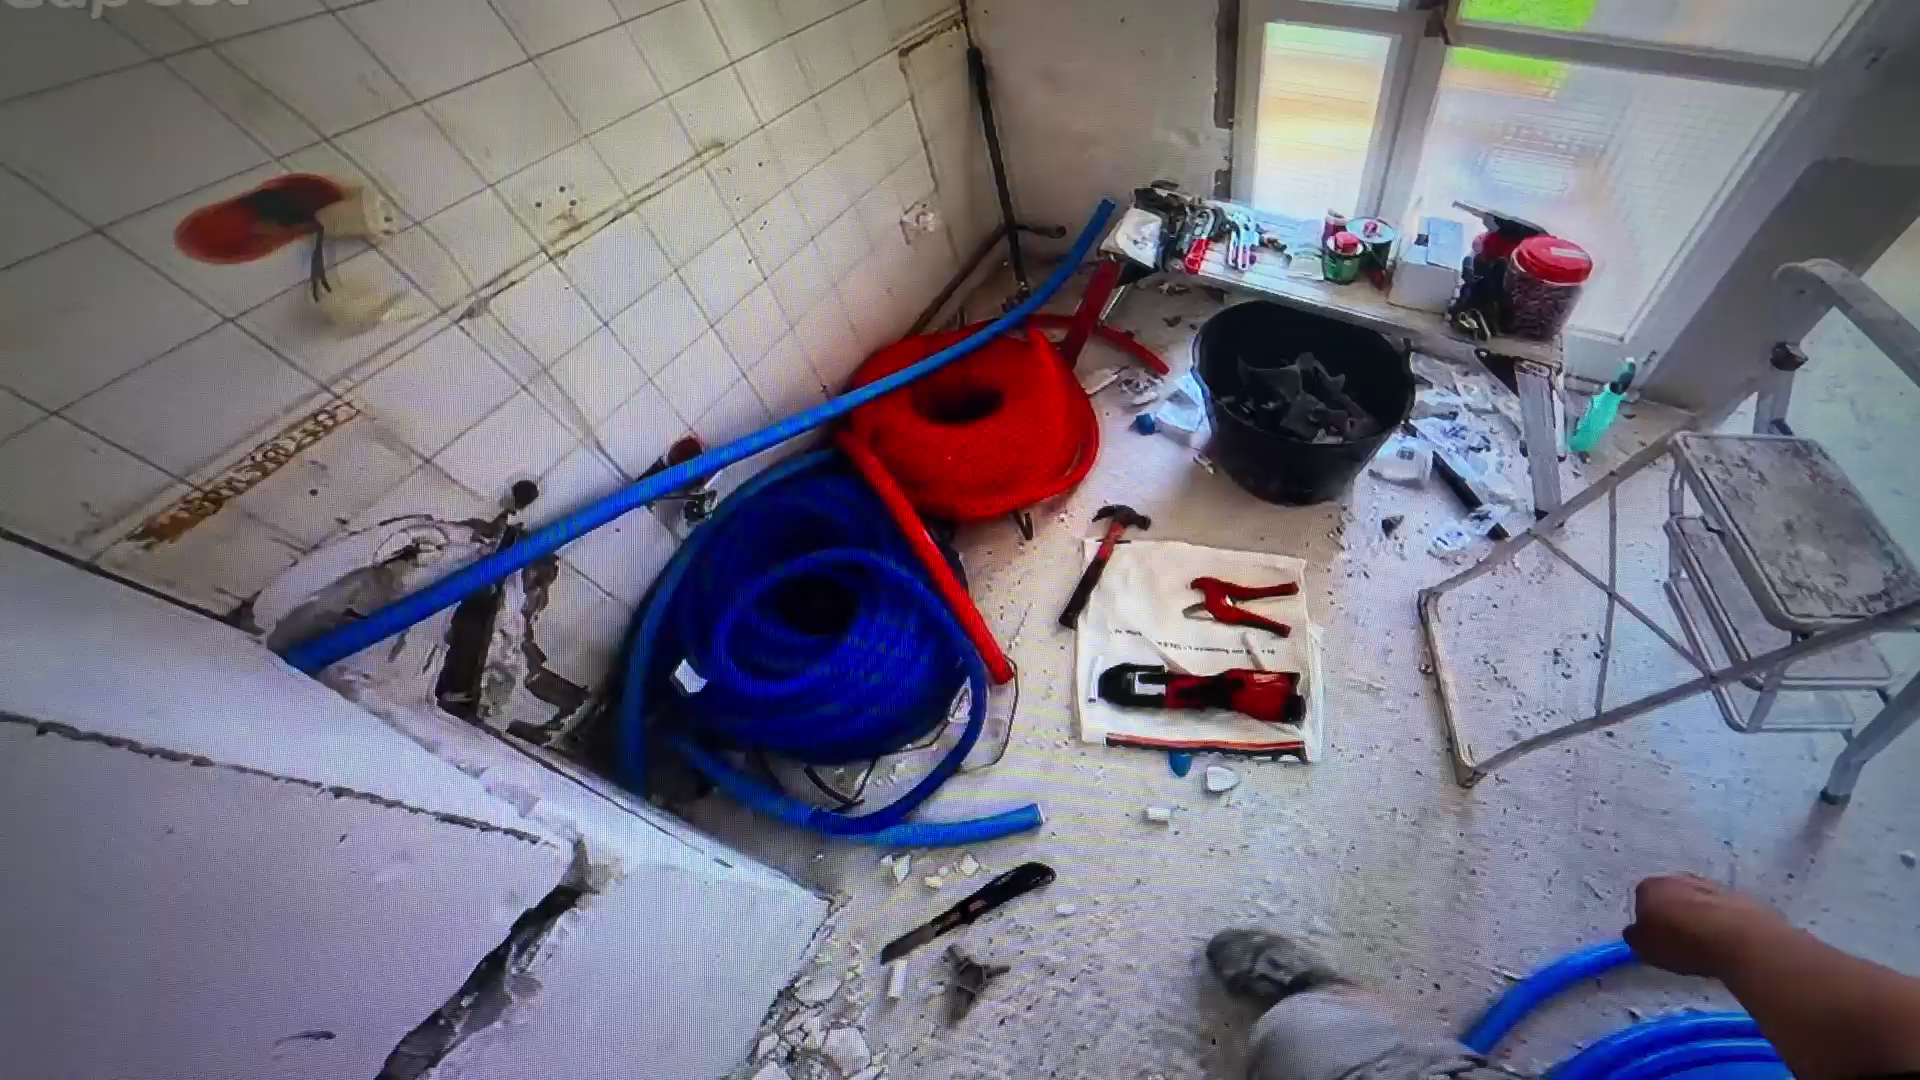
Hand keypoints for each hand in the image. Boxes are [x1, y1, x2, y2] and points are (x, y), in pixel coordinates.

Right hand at [1625, 875, 1794, 977]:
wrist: (1745, 943)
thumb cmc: (1685, 943)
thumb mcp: (1647, 948)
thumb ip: (1636, 938)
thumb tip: (1636, 934)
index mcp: (1649, 887)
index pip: (1642, 901)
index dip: (1650, 921)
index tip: (1660, 940)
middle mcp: (1677, 880)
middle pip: (1673, 898)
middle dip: (1677, 915)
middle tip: (1686, 942)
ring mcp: (1715, 888)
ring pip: (1704, 904)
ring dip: (1705, 919)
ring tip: (1714, 946)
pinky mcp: (1748, 901)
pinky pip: (1731, 914)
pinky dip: (1730, 926)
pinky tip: (1735, 945)